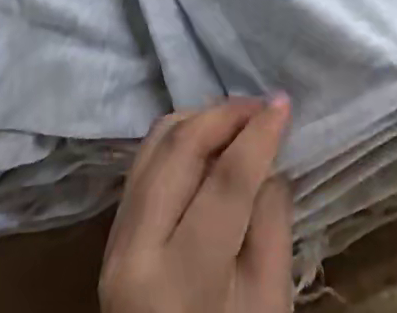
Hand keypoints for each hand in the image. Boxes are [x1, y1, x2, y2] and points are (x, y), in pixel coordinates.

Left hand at [100, 97, 293, 312]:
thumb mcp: (268, 299)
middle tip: (263, 104)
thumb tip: (270, 158)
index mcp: (180, 278)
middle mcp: (134, 249)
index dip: (258, 135)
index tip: (284, 103)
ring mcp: (114, 238)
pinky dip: (179, 139)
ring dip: (200, 119)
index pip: (224, 181)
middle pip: (179, 149)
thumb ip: (271, 221)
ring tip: (240, 118)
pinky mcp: (112, 231)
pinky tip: (209, 140)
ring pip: (154, 145)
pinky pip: (144, 162)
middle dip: (226, 115)